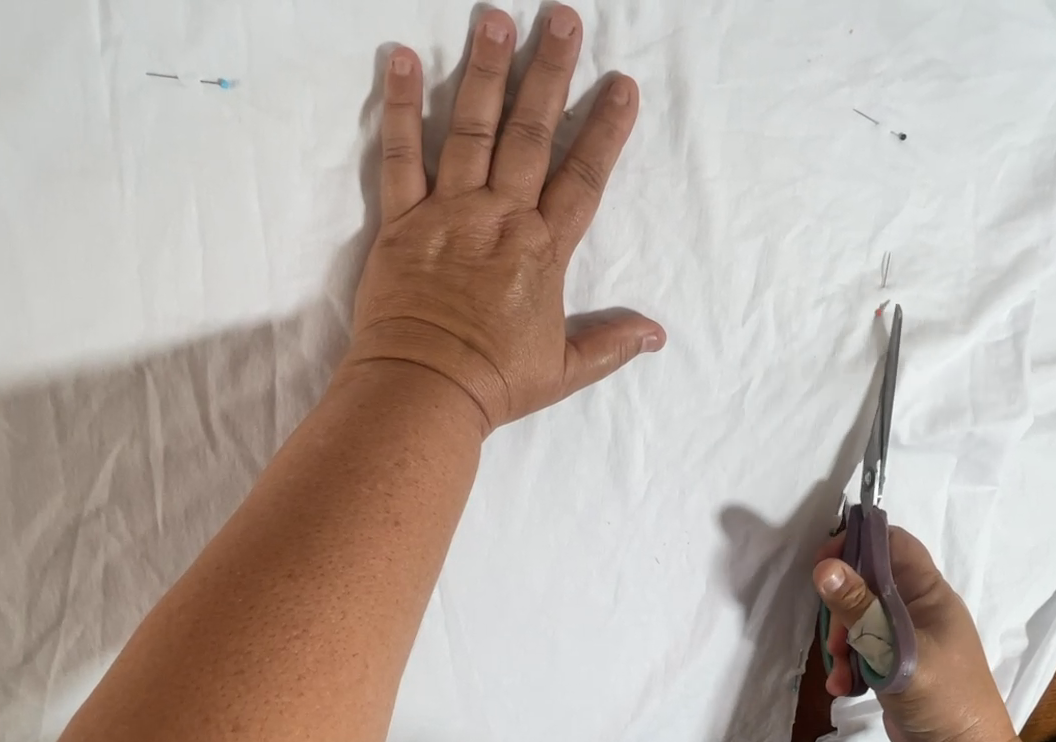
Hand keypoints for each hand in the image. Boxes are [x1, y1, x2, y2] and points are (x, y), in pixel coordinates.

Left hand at [343, 6, 664, 432]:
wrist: (424, 391)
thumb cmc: (494, 383)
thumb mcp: (564, 370)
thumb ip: (610, 345)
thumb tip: (657, 336)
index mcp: (541, 251)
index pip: (582, 179)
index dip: (605, 131)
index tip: (622, 86)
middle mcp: (499, 218)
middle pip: (529, 135)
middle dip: (549, 74)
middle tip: (562, 18)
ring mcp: (448, 214)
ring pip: (469, 130)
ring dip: (484, 71)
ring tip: (495, 18)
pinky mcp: (400, 223)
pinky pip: (398, 157)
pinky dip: (400, 108)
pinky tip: (402, 60)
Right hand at [813, 528, 1017, 741]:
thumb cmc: (940, 697)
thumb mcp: (894, 649)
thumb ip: (859, 608)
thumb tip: (825, 566)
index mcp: (930, 594)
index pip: (893, 543)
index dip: (857, 543)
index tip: (822, 565)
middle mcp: (919, 609)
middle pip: (867, 582)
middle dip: (841, 608)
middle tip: (836, 639)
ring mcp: (907, 636)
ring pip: (859, 617)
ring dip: (842, 642)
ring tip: (842, 671)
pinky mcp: (895, 662)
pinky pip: (862, 648)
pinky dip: (848, 664)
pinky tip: (844, 686)